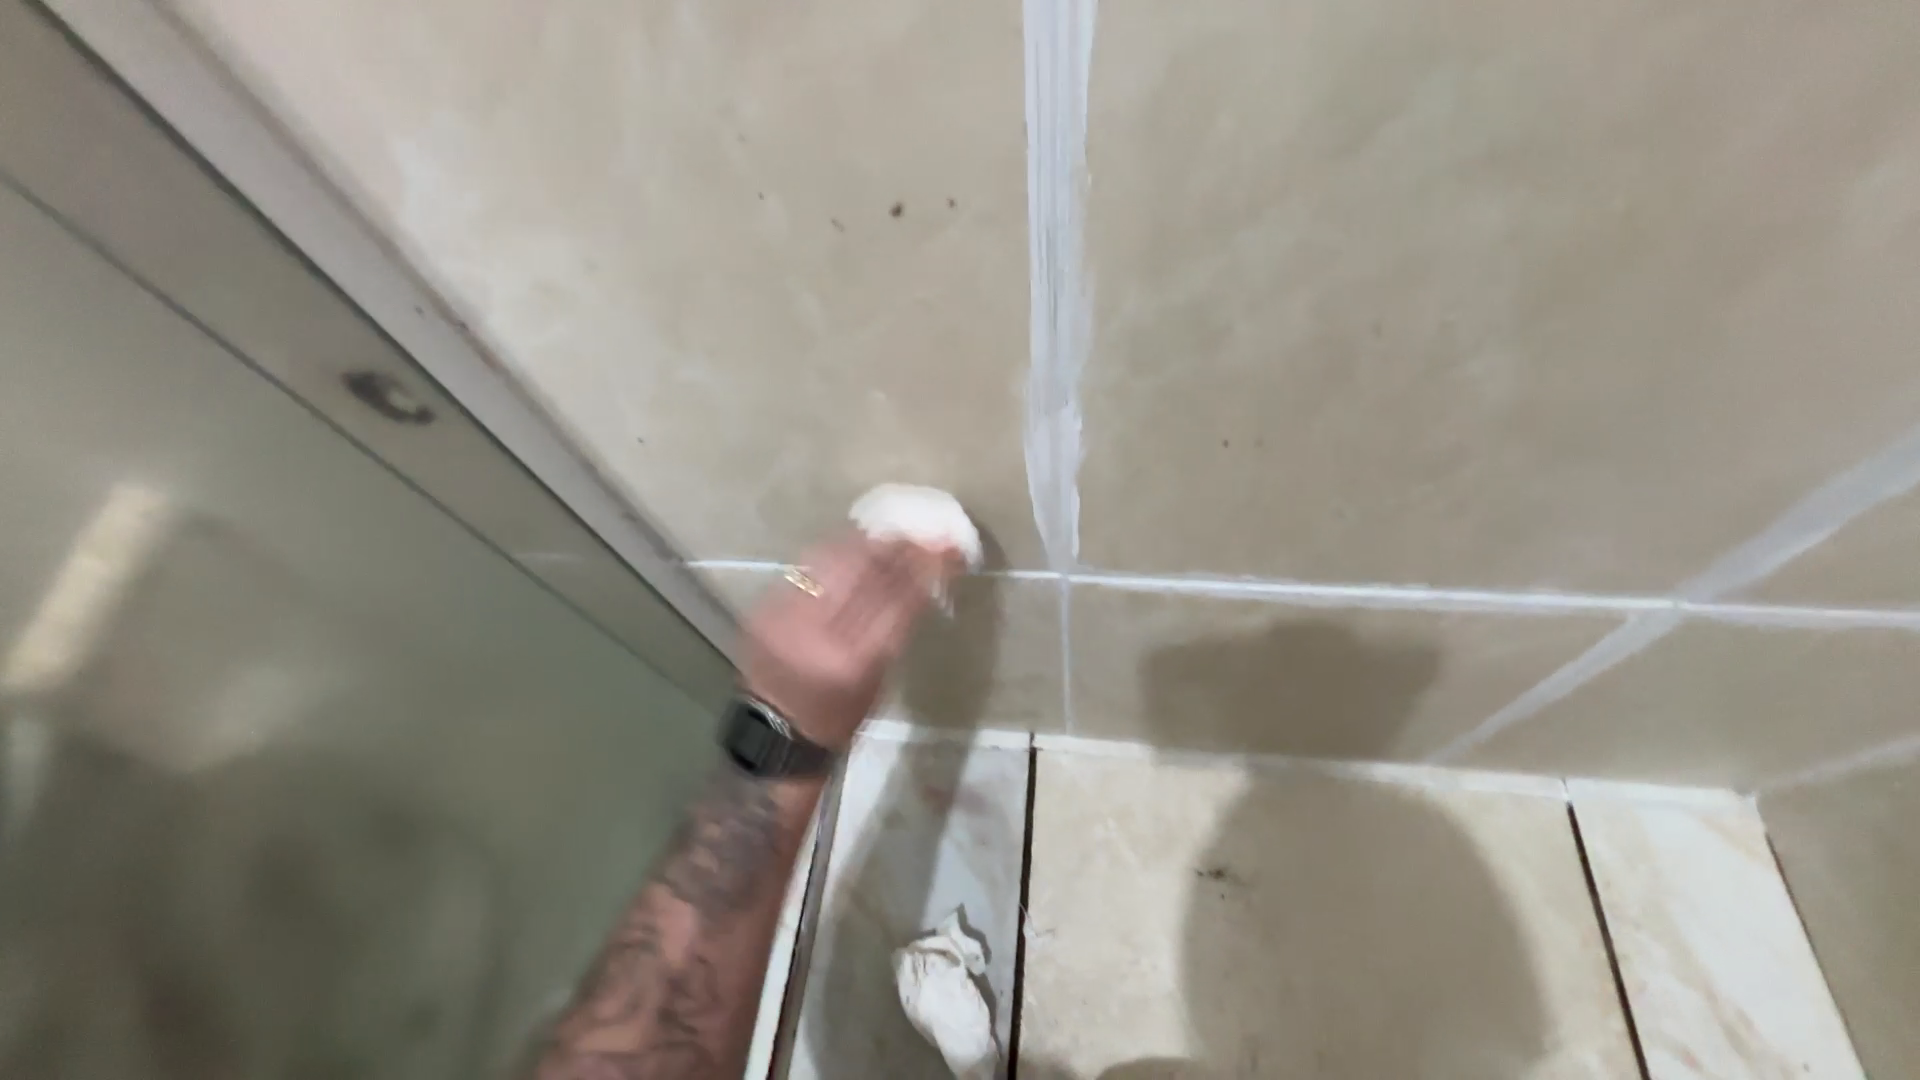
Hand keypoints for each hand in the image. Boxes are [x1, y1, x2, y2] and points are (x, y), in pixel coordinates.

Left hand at [741, 535, 950, 751]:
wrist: (777, 733)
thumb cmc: (840, 715)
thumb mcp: (878, 676)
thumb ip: (895, 624)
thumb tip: (918, 574)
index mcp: (855, 660)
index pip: (900, 597)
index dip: (927, 566)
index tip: (948, 549)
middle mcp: (818, 634)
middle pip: (866, 570)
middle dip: (898, 546)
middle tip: (919, 535)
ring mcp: (786, 616)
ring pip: (833, 559)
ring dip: (865, 544)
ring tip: (887, 538)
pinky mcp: (765, 609)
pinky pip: (806, 569)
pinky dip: (833, 556)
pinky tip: (850, 551)